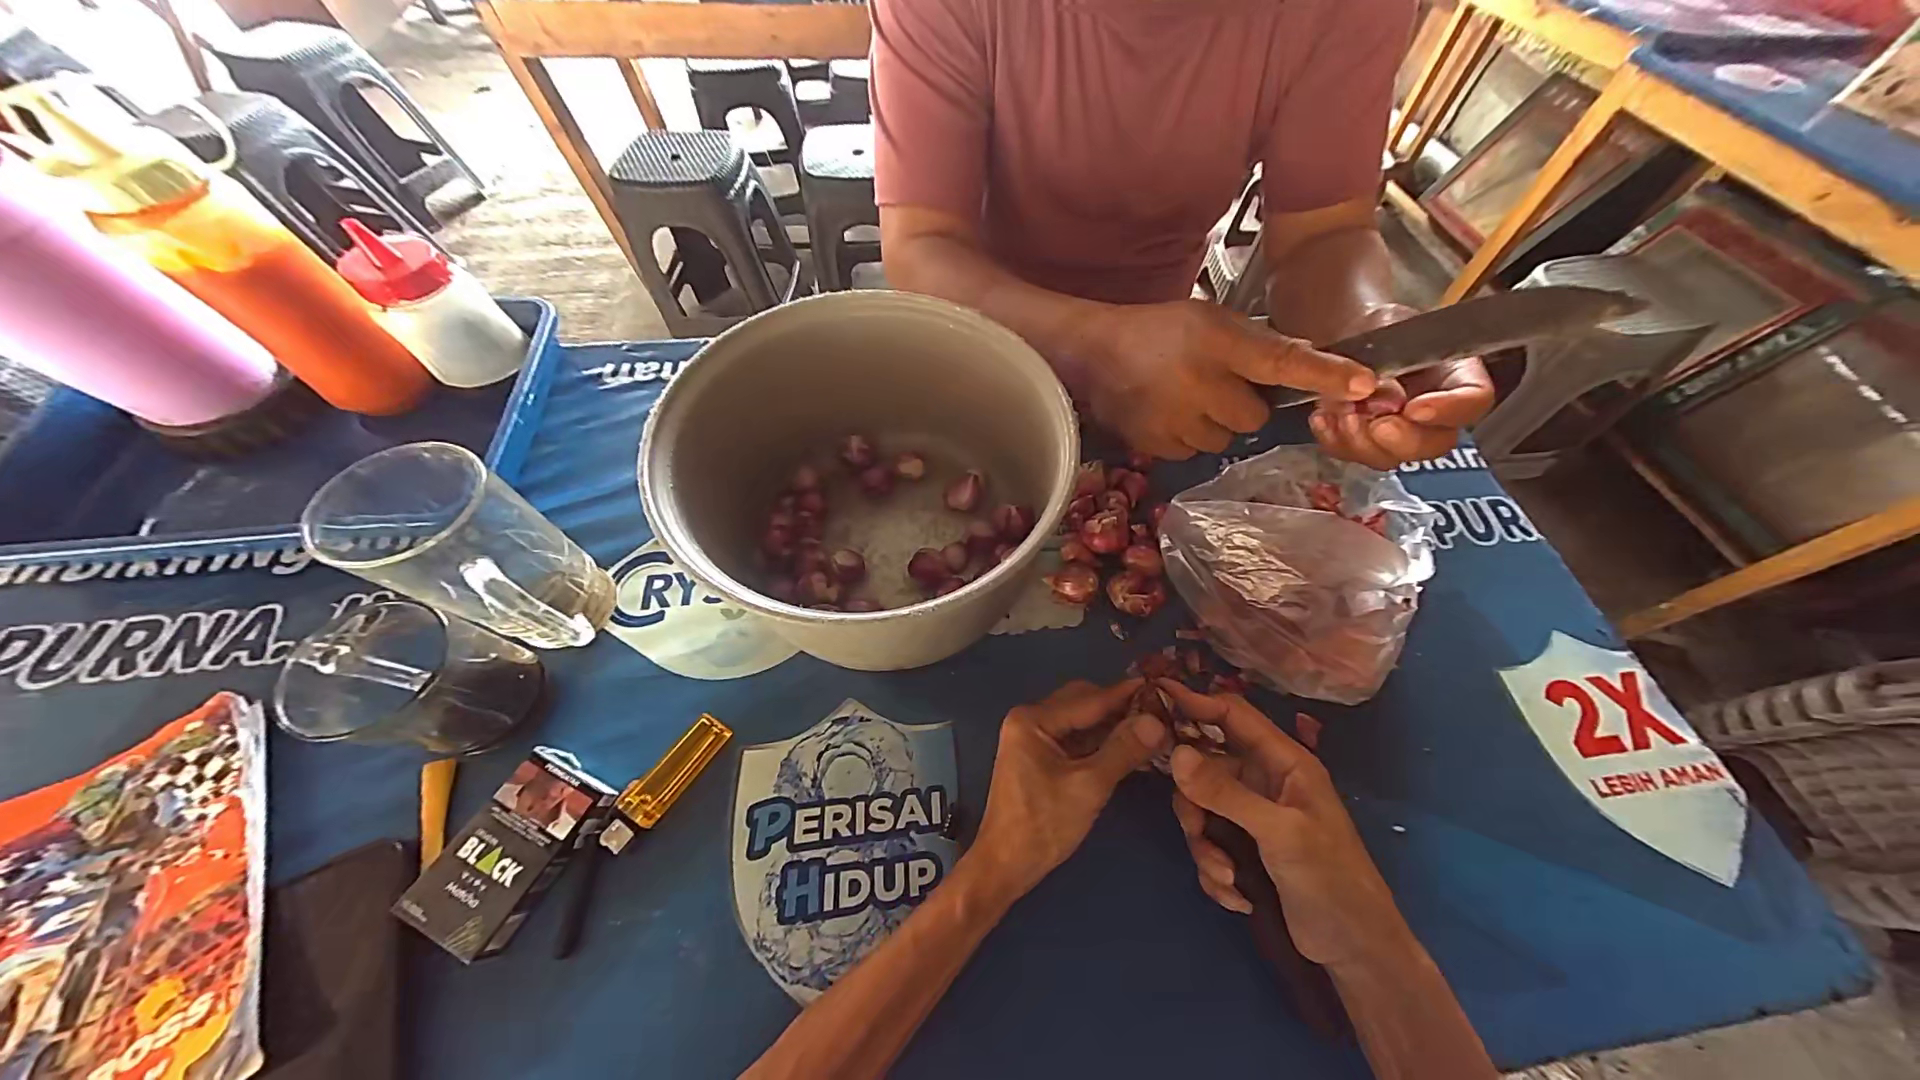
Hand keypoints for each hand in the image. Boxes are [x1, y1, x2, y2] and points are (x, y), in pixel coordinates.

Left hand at [970, 679, 1167, 901]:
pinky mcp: (1040, 757)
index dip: (1126, 694)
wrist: (1005, 865)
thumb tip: (1156, 720)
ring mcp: (1033, 738)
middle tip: (1161, 711)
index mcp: (1032, 719)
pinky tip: (1130, 748)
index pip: (1088, 699)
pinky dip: (1100, 742)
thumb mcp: (1089, 786)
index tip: (1161, 685)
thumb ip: (1122, 750)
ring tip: (1153, 728)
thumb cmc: (1043, 825)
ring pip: (1081, 722)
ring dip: (1112, 726)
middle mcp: (1029, 719)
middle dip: (1119, 708)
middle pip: (1083, 703)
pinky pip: (1075, 740)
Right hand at [1074, 300, 1376, 460]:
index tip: (1364, 384)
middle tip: (1218, 387)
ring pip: (1223, 440)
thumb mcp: (1212, 321)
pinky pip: (1192, 451)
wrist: (1096, 352)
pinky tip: (1167, 415)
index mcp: (1218, 343)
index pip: (1281, 361)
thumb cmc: (1159, 331)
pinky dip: (1187, 437)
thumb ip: (1259, 344)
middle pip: (1253, 419)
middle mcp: (1200, 384)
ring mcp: (1174, 419)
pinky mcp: (1154, 442)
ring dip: (1214, 425)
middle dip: (1242, 407)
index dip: (1323, 375)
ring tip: (1186, 401)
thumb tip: (1312, 367)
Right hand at [1159, 681, 1415, 971]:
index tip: (1155, 698)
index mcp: (1283, 762)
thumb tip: (1175, 753)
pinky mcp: (1243, 847)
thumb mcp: (1279, 834)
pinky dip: (1213, 870)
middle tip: (1196, 829)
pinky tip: (1237, 895)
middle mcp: (1263, 781)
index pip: (1232, 714)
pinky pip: (1207, 842)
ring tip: (1226, 876)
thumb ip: (1224, 793)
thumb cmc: (1333, 881)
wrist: (1357, 955)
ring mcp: (1251, 814)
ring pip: (1200, 808)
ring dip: (1204, 846)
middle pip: (1204, 766)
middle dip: (1194, 802)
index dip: (1195, 701)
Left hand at [1310, 305, 1493, 469]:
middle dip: (1401, 440)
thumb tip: (1381, 396)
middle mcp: (1434, 414)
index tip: (1414, 409)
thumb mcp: (1385, 328)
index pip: (1473, 401)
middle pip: (1434, 444)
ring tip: (1340, 410)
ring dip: (1360, 440)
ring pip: (1388, 456)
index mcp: (1456, 377)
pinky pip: (1350, 455)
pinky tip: (1322, 417)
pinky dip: (1333, 440)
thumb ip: (1388, 360)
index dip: (1448, 411)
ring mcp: (1397, 433)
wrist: (1344, 339)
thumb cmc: (1376, 329)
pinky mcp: (1362, 443)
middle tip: (1375, 424)